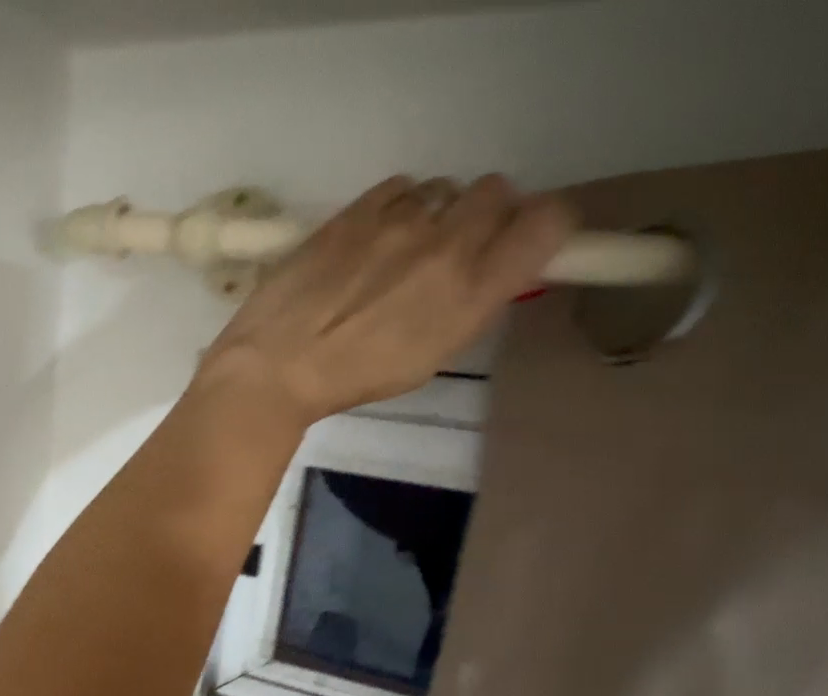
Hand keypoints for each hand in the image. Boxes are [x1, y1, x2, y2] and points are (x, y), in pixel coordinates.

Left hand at [195, 174, 576, 423]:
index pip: (549, 220)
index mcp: (475, 291)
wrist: (278, 364)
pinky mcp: (355, 212)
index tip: (526, 236)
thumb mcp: (433, 354)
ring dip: (436, 210)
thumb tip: (491, 264)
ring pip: (444, 188)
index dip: (544, 222)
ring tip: (402, 246)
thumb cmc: (356, 376)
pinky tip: (374, 233)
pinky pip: (398, 186)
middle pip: (498, 191)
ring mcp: (398, 223)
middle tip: (457, 245)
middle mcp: (447, 245)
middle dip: (487, 212)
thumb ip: (473, 302)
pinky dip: (396, 204)